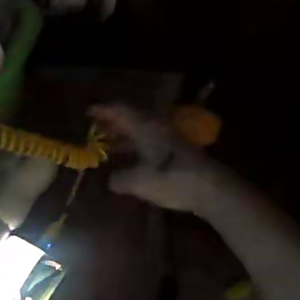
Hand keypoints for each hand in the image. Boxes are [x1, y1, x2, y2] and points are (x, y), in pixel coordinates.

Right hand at [91, 104, 240, 214]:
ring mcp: (169, 140)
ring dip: (124, 137)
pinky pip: (150, 144)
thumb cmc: (171, 179)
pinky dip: (136, 148)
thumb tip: (112, 179)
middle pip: (131, 119)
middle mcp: (157, 128)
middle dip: (113, 123)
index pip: (121, 110)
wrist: (211, 189)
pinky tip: (130, 161)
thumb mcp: (138, 181)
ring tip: (107, 145)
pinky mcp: (177, 154)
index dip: (104, 110)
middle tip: (94, 127)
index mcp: (146, 127)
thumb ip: (120, 179)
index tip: (88, 111)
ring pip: (141, 132)